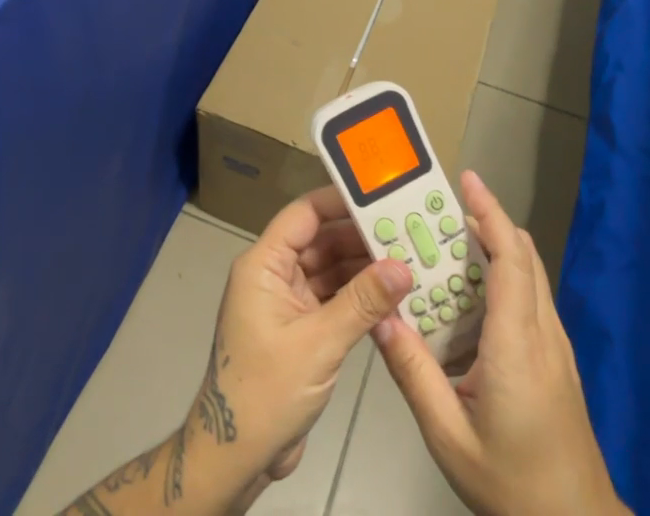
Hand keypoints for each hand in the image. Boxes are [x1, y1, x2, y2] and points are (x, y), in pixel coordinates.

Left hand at [173, 187, 415, 507]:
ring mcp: (287, 304)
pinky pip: (333, 300)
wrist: (236, 454)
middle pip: (321, 241)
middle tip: (412, 231)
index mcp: (264, 266)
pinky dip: (360, 298)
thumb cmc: (266, 390)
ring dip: (365, 269)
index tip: (383, 196)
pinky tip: (396, 297)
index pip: (304, 215)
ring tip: (412, 260)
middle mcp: (274, 277)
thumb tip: (404, 266)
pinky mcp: (300, 330)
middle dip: (362, 237)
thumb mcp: (319, 343)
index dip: (340, 201)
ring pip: (330, 272)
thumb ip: (363, 302)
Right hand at [372, 171, 628, 515]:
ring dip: (495, 251)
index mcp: (517, 346)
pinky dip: (502, 281)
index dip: (491, 215)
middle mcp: (544, 335)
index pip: (510, 261)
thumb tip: (379, 318)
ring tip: (445, 247)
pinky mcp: (557, 362)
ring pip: (531, 278)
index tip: (467, 181)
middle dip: (487, 223)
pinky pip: (530, 303)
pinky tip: (466, 303)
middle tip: (440, 210)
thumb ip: (413, 373)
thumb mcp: (447, 434)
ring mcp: (557, 348)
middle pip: (524, 258)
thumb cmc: (510, 482)